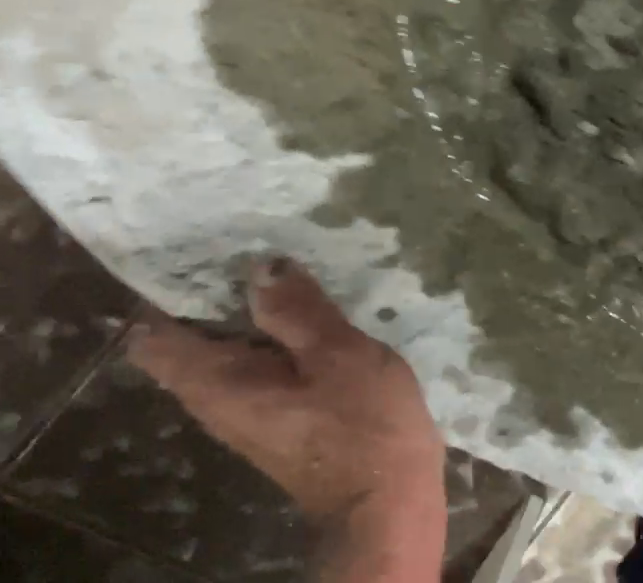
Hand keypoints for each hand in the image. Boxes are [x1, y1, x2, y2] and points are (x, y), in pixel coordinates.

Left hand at [130, 258, 447, 580]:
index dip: (174, 294)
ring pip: (233, 352)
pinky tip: (324, 321)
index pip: (157, 336)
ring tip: (304, 278)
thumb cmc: (361, 420)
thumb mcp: (338, 354)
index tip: (214, 256)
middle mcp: (216, 398)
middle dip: (225, 298)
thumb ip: (298, 311)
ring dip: (260, 317)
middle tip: (273, 252)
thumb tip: (261, 268)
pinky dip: (281, 339)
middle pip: (195, 340)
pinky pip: (262, 366)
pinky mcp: (279, 416)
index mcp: (217, 381)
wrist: (384, 491)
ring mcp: (247, 411)